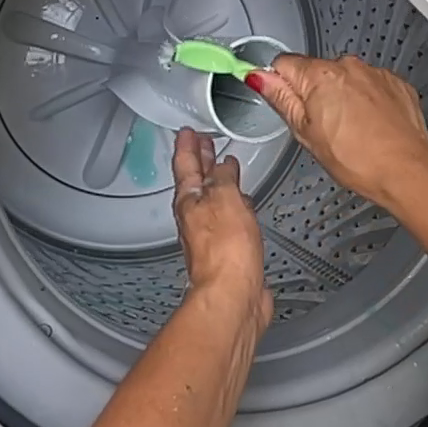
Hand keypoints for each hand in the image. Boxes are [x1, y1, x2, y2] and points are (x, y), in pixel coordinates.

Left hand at [171, 127, 269, 328]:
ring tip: (225, 169)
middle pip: (196, 182)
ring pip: (213, 200)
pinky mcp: (228, 252)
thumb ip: (223, 179)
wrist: (234, 295)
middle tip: (204, 144)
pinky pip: (229, 220)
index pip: (185, 165)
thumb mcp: (225, 199)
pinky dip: (234, 206)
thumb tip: (224, 165)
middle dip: (201, 161)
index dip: (187, 146)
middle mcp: (195, 219)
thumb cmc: (225, 252)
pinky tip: (243, 206)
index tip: (187, 131)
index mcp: (189, 201)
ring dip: (218, 182)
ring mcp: (211, 237)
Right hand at [246, 54, 427, 207]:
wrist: (407, 170)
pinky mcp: (395, 83)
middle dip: (312, 94)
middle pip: (315, 71)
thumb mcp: (306, 133)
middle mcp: (348, 66)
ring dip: (341, 97)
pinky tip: (368, 127)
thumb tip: (259, 78)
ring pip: (344, 79)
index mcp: (320, 75)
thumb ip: (280, 99)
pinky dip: (366, 101)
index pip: (282, 63)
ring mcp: (374, 73)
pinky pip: (370, 86)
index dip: (278, 84)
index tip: (282, 101)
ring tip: (348, 131)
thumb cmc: (360, 159)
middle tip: (320, 127)